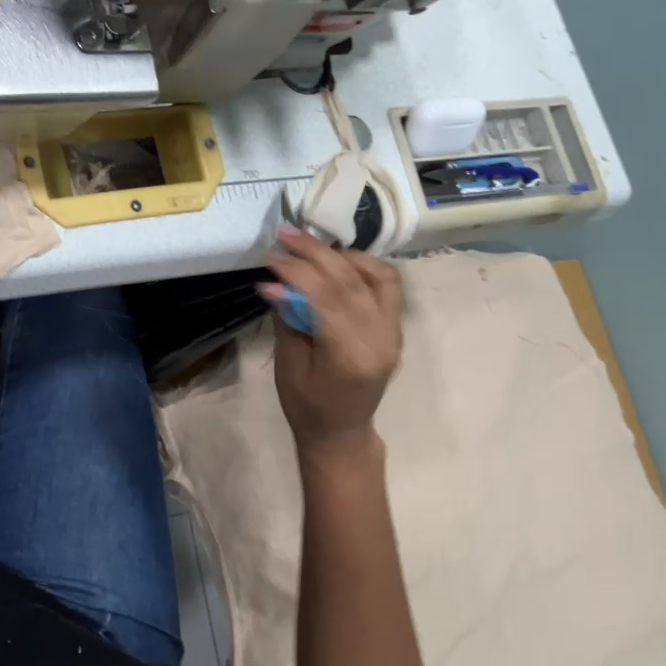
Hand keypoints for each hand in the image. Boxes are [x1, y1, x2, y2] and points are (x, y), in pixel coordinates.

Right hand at [256, 225, 404, 452]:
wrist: (341, 431)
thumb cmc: (306, 403)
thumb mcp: (288, 363)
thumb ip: (289, 319)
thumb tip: (274, 282)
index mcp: (350, 356)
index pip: (326, 298)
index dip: (296, 271)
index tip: (270, 256)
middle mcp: (380, 340)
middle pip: (350, 281)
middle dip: (314, 253)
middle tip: (285, 234)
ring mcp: (393, 332)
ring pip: (375, 276)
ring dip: (341, 254)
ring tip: (309, 244)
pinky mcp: (395, 326)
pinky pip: (387, 284)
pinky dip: (363, 265)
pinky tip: (337, 260)